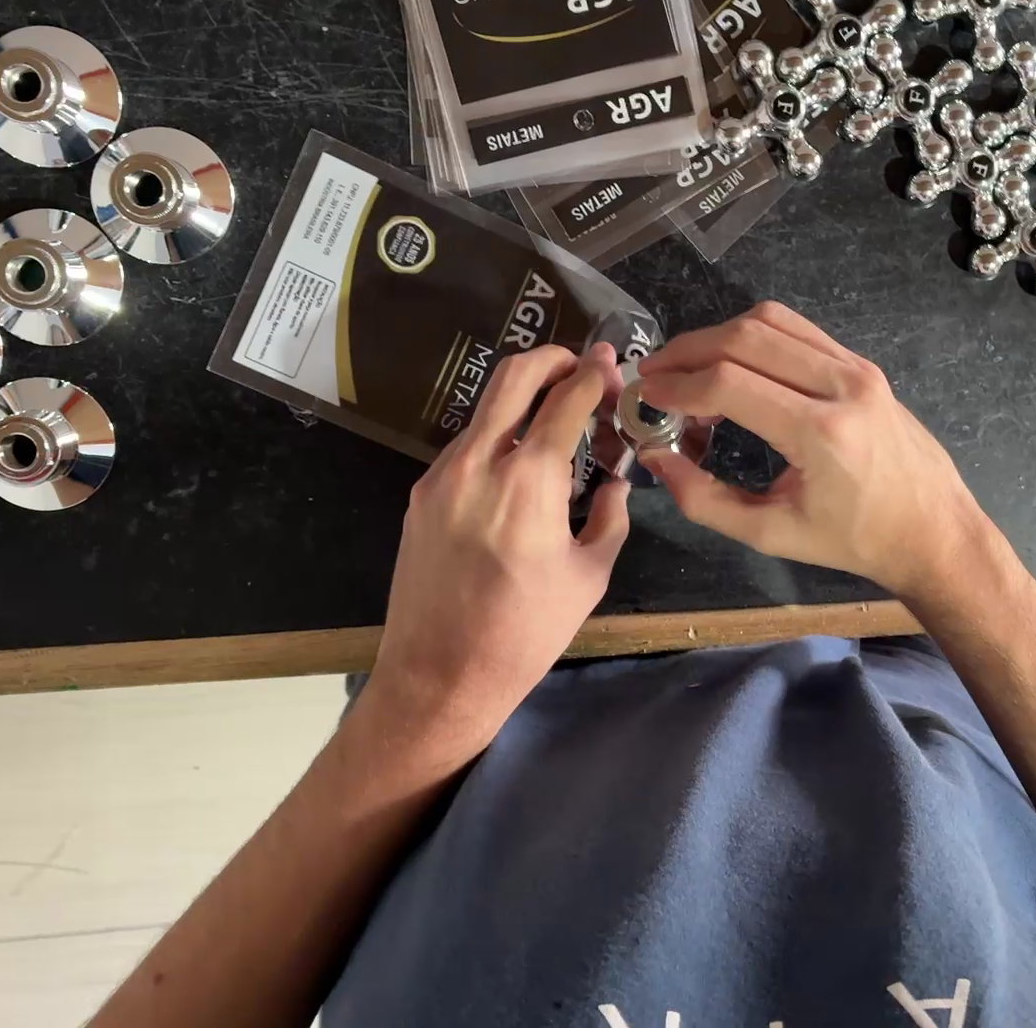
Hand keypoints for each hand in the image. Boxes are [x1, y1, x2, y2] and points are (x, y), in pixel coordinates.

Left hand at [364, 343, 628, 759]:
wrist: (439, 676)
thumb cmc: (527, 631)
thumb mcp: (589, 575)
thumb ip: (609, 517)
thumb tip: (614, 483)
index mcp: (529, 480)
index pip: (565, 401)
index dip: (592, 374)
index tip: (609, 362)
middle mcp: (479, 462)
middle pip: (512, 378)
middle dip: (550, 358)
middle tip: (578, 366)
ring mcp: (441, 476)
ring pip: (486, 411)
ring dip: (523, 402)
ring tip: (554, 426)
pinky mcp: (421, 496)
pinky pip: (467, 448)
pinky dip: (498, 439)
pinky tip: (518, 471)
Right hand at [635, 301, 993, 601]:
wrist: (933, 530)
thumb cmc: (853, 541)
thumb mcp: (772, 533)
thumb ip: (705, 500)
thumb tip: (656, 458)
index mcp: (820, 432)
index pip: (729, 384)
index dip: (677, 385)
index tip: (646, 395)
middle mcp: (841, 385)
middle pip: (746, 338)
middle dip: (688, 351)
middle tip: (656, 374)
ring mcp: (857, 368)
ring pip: (772, 321)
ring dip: (719, 336)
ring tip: (689, 367)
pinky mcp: (863, 365)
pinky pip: (799, 330)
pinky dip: (755, 336)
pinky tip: (734, 364)